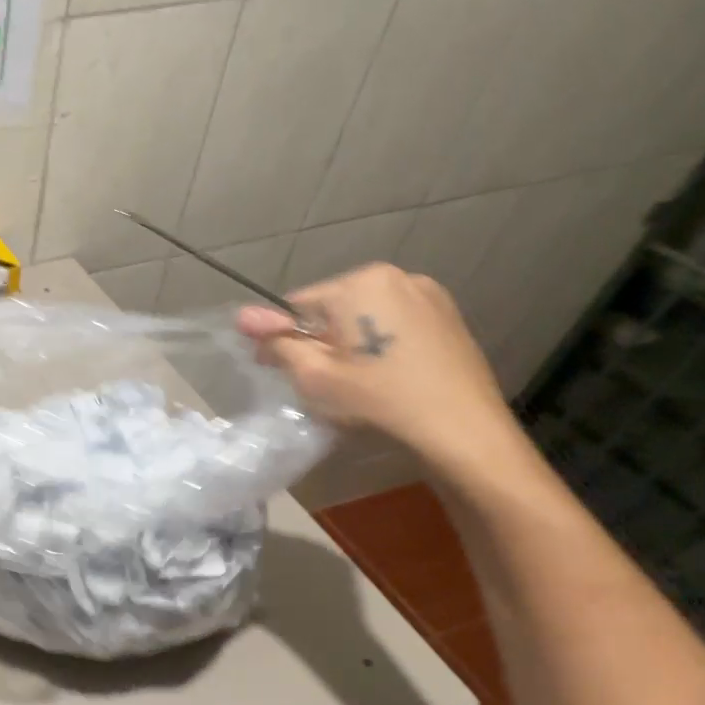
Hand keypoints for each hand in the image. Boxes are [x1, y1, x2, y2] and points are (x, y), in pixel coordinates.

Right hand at [237, 263, 519, 463]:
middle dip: (322, 338)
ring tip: (360, 381)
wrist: (461, 429)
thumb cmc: (378, 399)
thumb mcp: (314, 375)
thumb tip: (243, 316)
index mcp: (359, 283)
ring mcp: (428, 293)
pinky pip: (395, 322)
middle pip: (334, 306)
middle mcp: (395, 276)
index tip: (288, 372)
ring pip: (365, 314)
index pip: (297, 305)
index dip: (286, 339)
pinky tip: (390, 375)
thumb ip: (277, 341)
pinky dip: (383, 343)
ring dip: (353, 341)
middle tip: (327, 382)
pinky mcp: (449, 315)